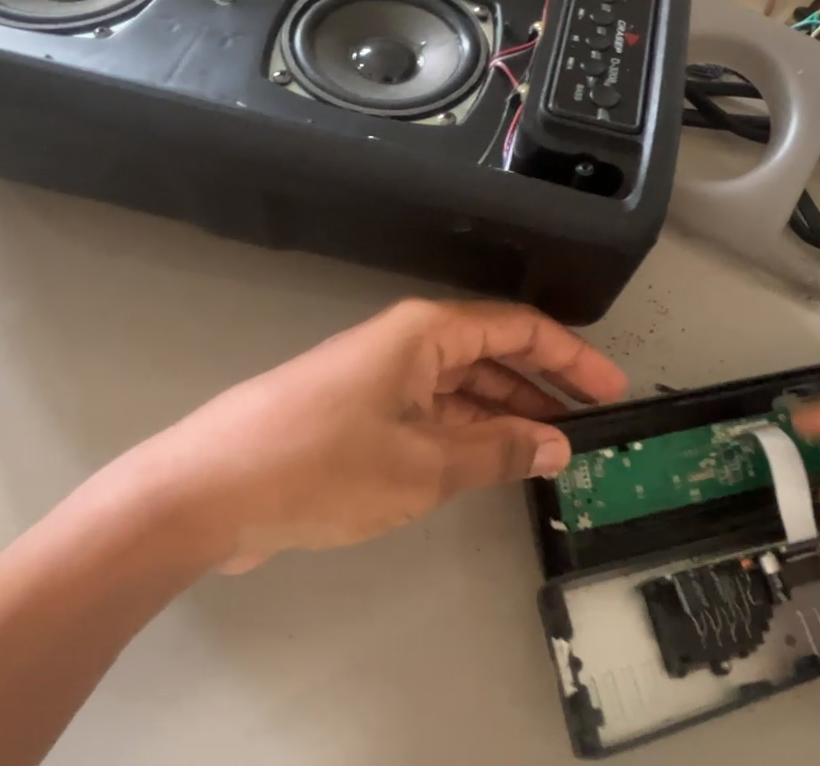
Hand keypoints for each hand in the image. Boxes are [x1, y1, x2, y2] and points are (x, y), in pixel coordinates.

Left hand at [126, 299, 625, 574]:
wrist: (208, 490)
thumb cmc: (324, 464)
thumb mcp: (424, 464)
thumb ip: (497, 451)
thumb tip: (555, 444)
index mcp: (427, 333)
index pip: (520, 329)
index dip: (572, 357)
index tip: (612, 391)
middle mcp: (407, 345)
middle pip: (493, 355)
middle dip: (543, 389)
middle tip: (589, 428)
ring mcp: (380, 379)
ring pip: (461, 389)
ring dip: (505, 417)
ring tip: (548, 453)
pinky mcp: (358, 415)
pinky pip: (431, 415)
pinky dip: (465, 436)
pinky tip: (488, 465)